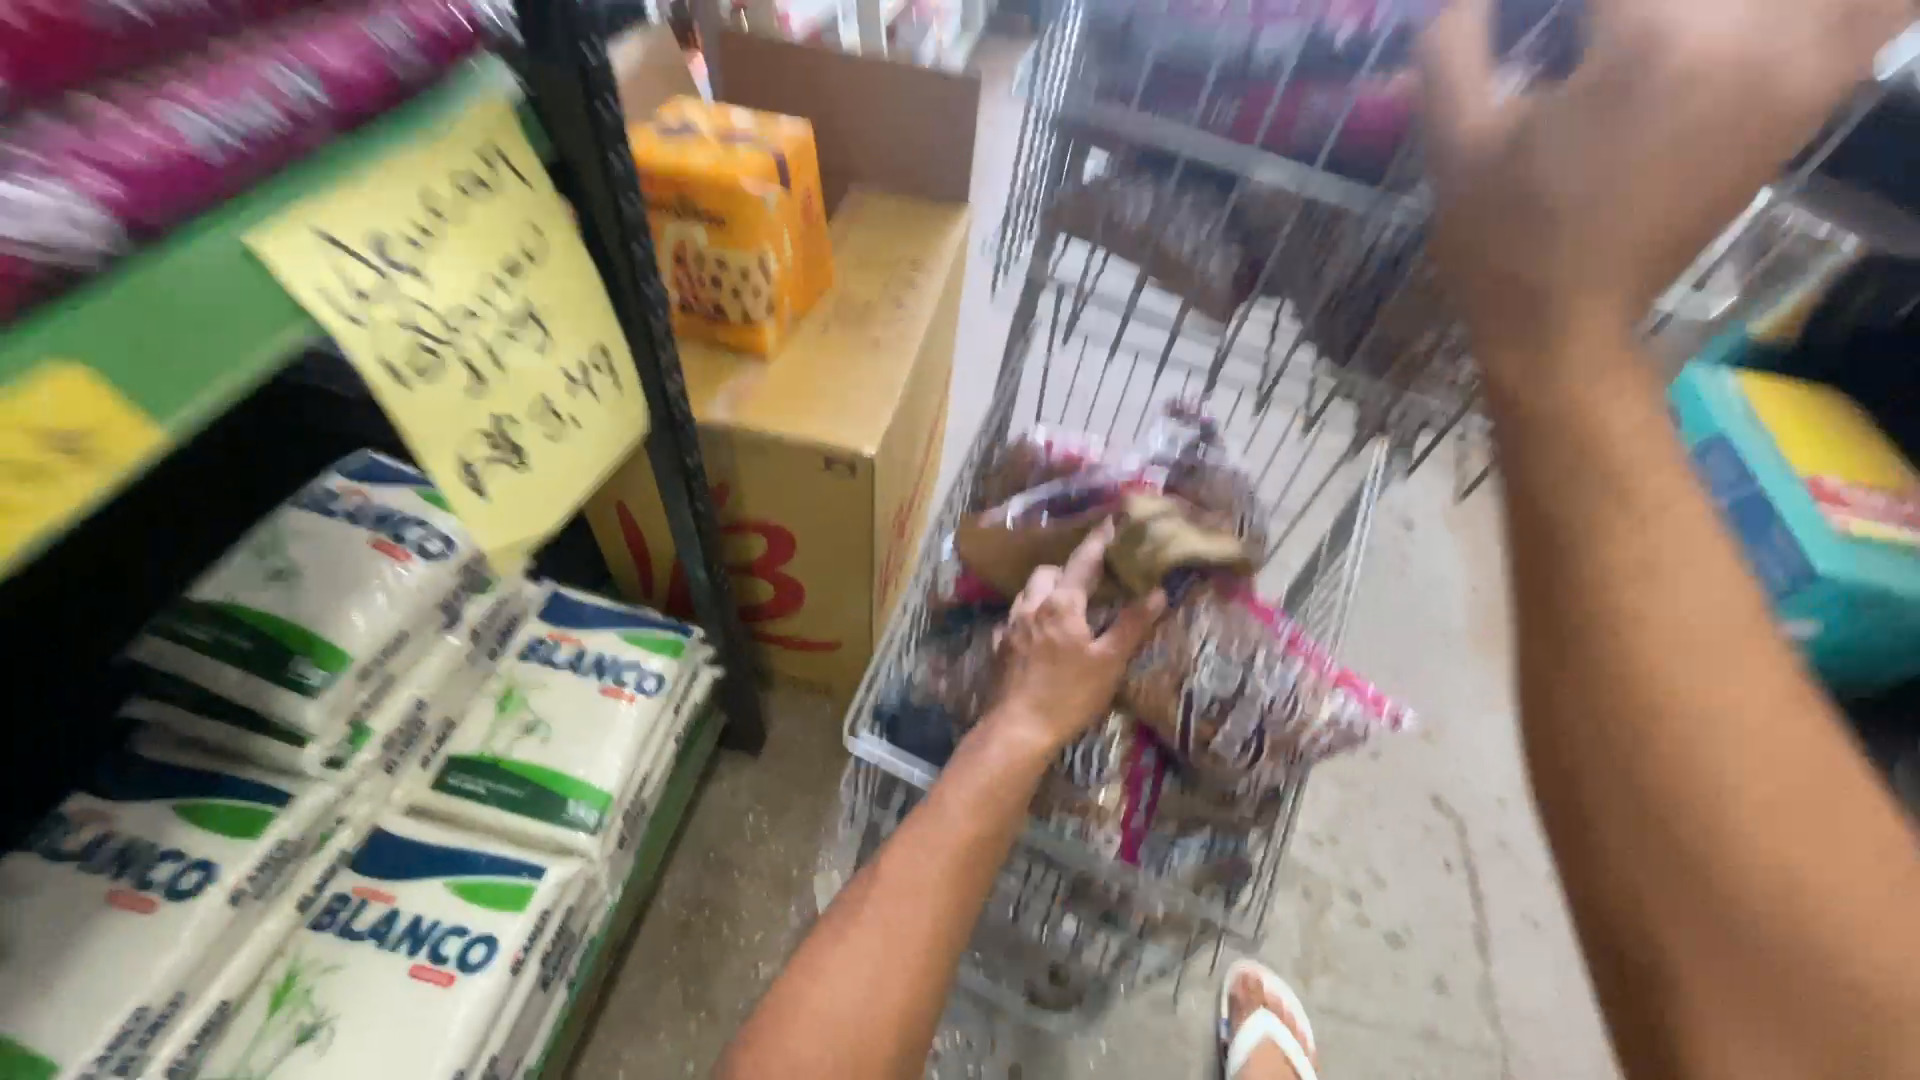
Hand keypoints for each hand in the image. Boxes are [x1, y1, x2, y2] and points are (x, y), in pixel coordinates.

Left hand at [985, 521, 1167, 755]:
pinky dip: (1028, 616)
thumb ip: (1132, 625)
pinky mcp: (998, 646)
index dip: (1099, 541)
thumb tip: (1157, 592)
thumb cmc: (1069, 695)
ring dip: (1045, 590)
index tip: (1111, 522)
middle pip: (1047, 572)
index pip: (1083, 562)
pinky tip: (1037, 632)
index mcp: (1062, 604)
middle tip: (1088, 581)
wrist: (1019, 728)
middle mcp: (1032, 606)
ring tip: (1064, 604)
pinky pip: (1013, 618)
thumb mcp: (1109, 662)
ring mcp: (1010, 626)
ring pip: (1027, 592)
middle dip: (1067, 569)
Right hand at [1419, 0, 1907, 389]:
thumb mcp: (1454, 144)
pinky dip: (1851, 13)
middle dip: (1618, 16)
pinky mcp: (1813, 92)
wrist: (1563, 322)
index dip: (1555, 5)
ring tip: (1635, 40)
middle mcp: (1753, 32)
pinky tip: (1758, 31)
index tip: (1534, 29)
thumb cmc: (1500, 239)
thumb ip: (1454, 43)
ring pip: (1786, 1)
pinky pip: (1873, 13)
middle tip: (1585, 38)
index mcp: (1652, 40)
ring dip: (1697, 18)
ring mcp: (1802, 61)